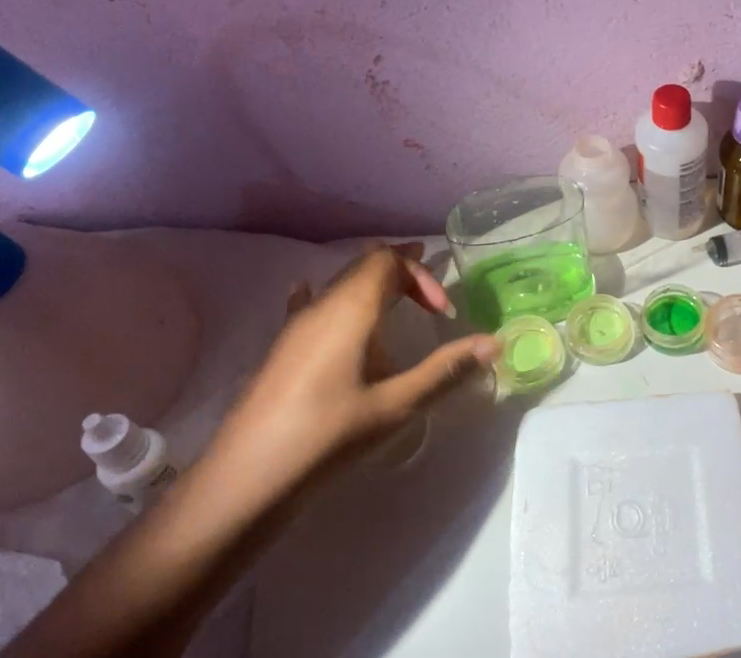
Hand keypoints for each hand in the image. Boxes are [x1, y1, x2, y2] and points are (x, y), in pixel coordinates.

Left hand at [213, 246, 499, 484]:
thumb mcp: (395, 406)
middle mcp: (320, 306)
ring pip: (339, 286)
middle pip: (363, 267)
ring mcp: (294, 327)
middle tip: (432, 297)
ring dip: (372, 287)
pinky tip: (324, 304)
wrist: (245, 480)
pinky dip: (335, 299)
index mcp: (350, 310)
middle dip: (401, 273)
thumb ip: (445, 371)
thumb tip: (494, 343)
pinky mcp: (280, 351)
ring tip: (398, 301)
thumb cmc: (327, 437)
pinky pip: (311, 306)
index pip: (386, 260)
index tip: (443, 312)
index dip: (420, 274)